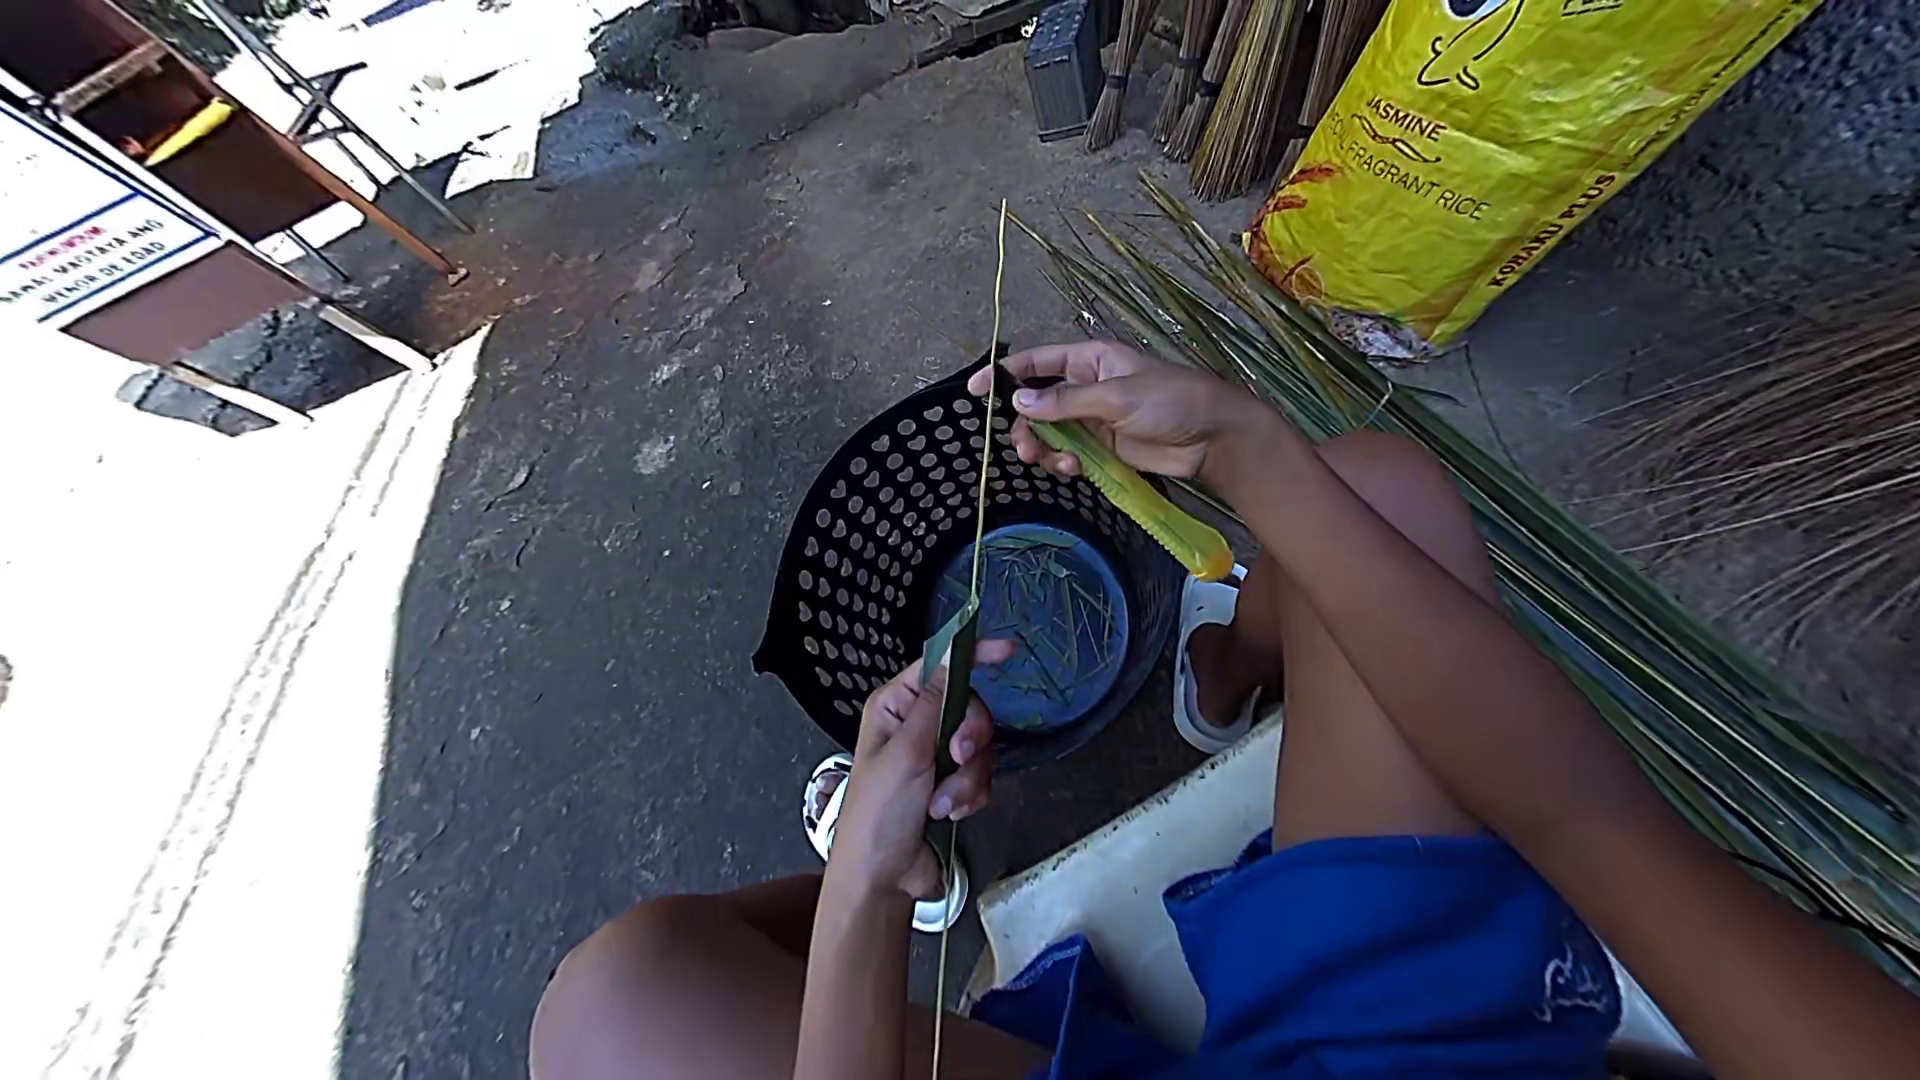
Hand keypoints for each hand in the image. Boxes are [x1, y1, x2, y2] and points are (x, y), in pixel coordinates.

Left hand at [830, 639, 1014, 899]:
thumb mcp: (905, 753)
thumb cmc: (879, 812)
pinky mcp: (955, 782)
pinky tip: (948, 813)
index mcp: (896, 706)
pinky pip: (982, 774)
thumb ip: (934, 704)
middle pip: (968, 706)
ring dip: (966, 778)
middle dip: (969, 736)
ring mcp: (938, 754)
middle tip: (957, 757)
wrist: (883, 878)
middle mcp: (919, 723)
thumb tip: (951, 655)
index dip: (972, 654)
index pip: (938, 666)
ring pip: (980, 744)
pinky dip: (970, 795)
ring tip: (941, 803)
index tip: (1007, 650)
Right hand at [964, 341, 1267, 487]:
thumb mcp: (1116, 396)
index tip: (974, 390)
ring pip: (1048, 434)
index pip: (1037, 363)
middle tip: (1025, 449)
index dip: (1004, 374)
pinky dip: (1063, 464)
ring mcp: (1091, 421)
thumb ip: (1065, 402)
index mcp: (1089, 362)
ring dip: (1044, 450)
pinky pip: (1067, 455)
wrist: (1211, 439)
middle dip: (1026, 427)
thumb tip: (1019, 402)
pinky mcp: (1100, 448)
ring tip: (1057, 465)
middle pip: (1036, 406)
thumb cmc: (1170, 402)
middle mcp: (1085, 388)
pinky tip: (1075, 470)